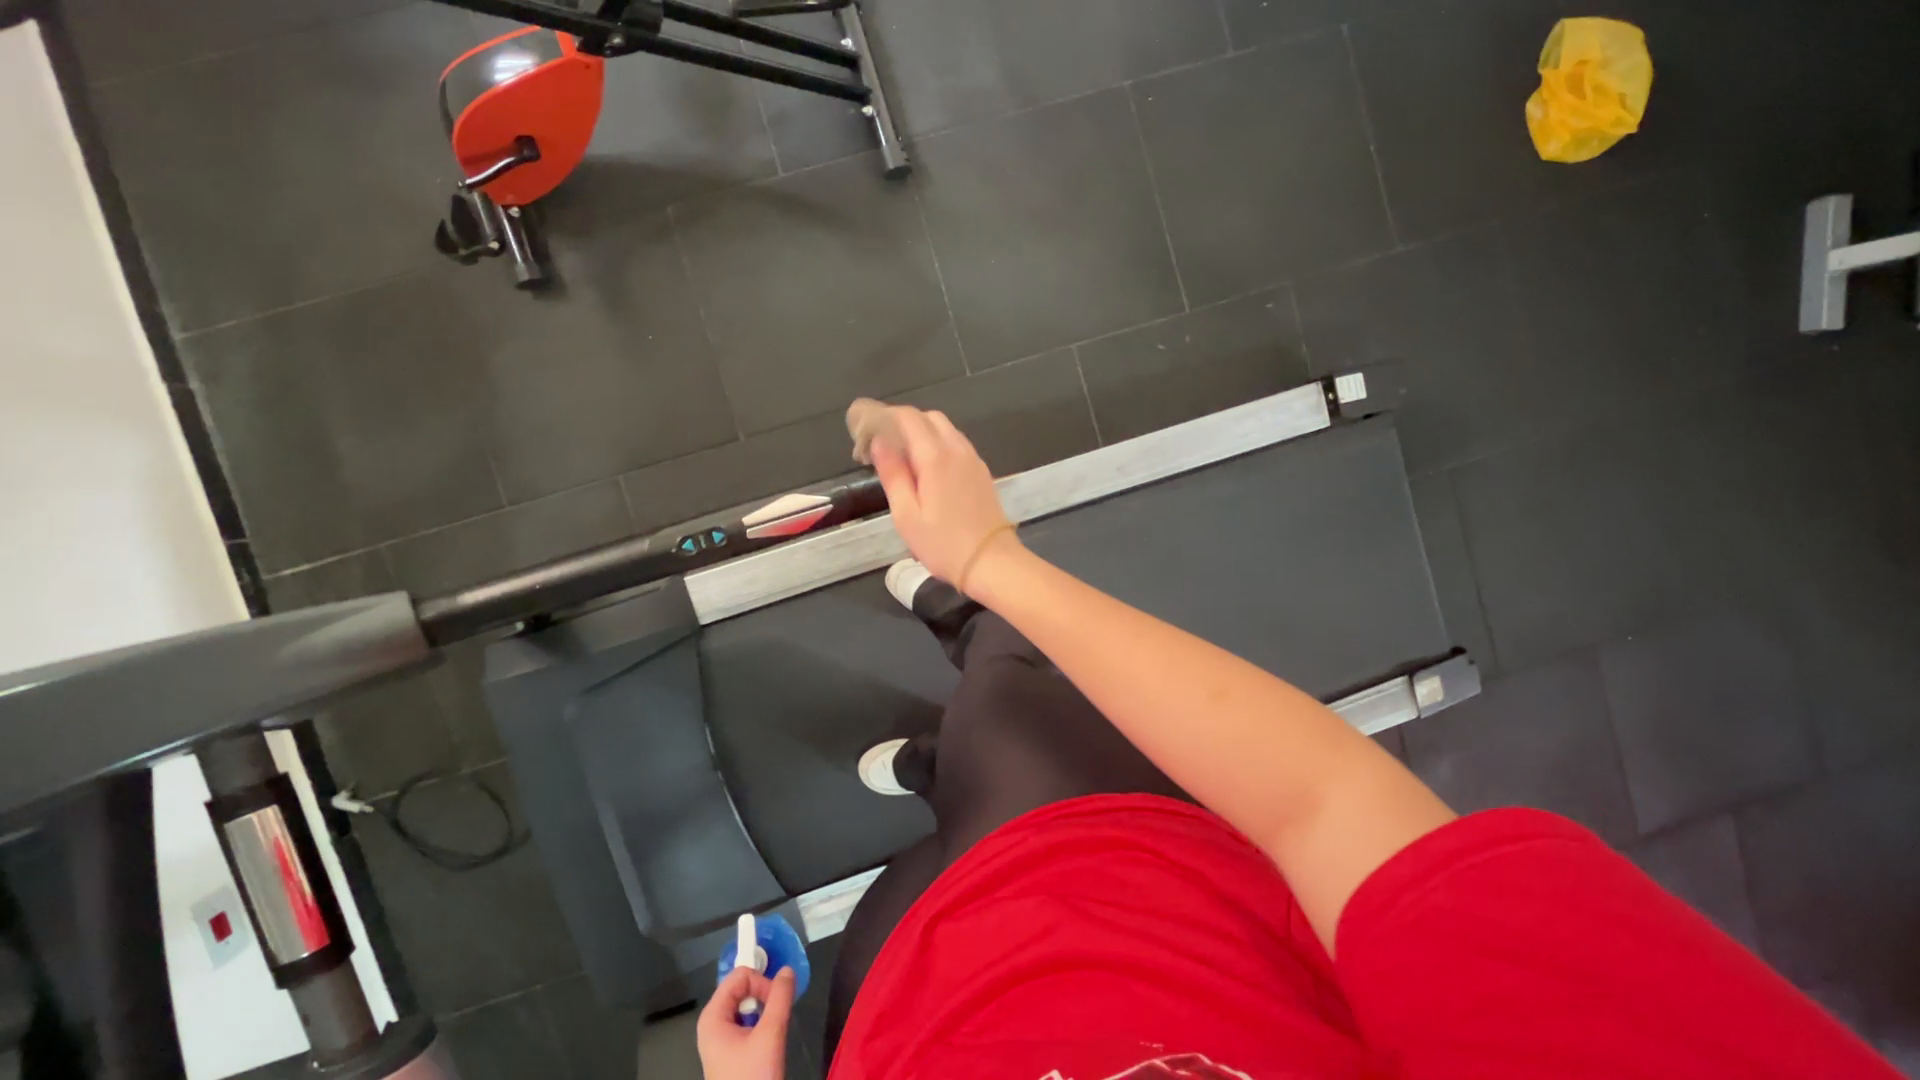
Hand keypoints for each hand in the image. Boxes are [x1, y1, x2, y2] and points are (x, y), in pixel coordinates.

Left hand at [697, 967, 795, 1079]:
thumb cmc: (752, 1077)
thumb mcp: (770, 1036)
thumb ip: (780, 998)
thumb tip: (787, 970)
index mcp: (713, 1016)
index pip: (740, 976)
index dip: (762, 982)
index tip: (778, 1001)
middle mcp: (712, 1022)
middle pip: (741, 988)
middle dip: (763, 995)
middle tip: (779, 1014)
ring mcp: (719, 1037)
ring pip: (745, 1005)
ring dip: (763, 1009)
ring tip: (774, 1028)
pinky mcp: (728, 1049)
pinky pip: (745, 1020)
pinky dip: (760, 1022)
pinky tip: (769, 1038)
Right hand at [865, 405, 1017, 586]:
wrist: (991, 562)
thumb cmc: (943, 544)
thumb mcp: (906, 514)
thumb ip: (892, 474)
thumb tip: (879, 442)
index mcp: (935, 457)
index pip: (907, 418)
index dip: (883, 416)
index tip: (864, 427)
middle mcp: (956, 449)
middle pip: (927, 417)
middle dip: (902, 422)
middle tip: (881, 443)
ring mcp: (973, 459)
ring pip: (944, 428)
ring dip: (920, 432)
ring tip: (900, 456)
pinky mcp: (981, 471)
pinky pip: (956, 443)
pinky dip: (936, 443)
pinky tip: (925, 467)